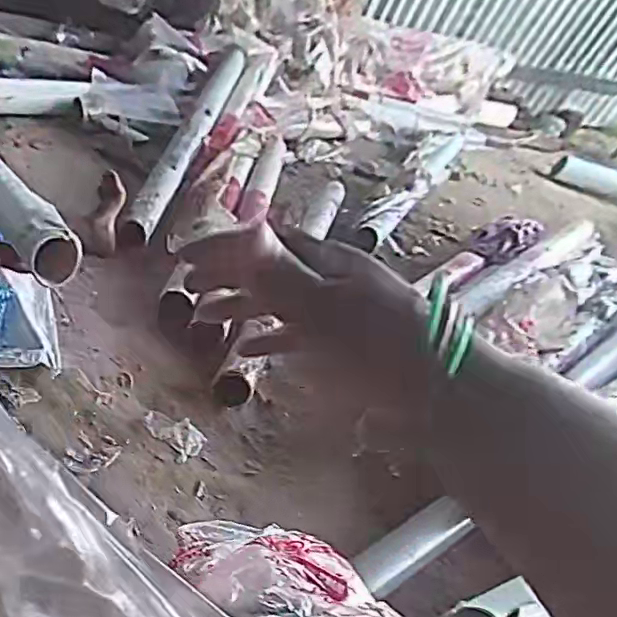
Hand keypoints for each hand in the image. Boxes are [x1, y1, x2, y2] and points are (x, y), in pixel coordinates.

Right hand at [180, 221, 433, 407]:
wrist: (433, 386)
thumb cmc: (376, 347)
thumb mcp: (323, 309)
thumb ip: (280, 273)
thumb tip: (243, 230)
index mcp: (324, 263)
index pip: (263, 243)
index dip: (222, 247)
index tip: (183, 258)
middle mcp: (327, 280)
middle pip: (267, 268)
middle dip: (225, 275)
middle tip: (187, 287)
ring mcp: (335, 311)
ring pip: (277, 301)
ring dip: (239, 306)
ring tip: (205, 319)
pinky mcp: (341, 342)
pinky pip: (293, 332)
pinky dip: (267, 337)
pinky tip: (249, 351)